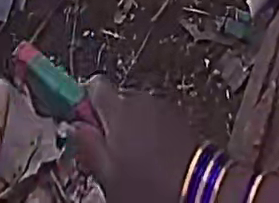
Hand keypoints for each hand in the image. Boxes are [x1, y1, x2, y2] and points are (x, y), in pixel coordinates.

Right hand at [70, 79, 200, 201]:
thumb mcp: (109, 177)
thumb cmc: (152, 189)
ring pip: (138, 112)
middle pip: (116, 100)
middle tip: (112, 156)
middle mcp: (139, 99)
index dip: (87, 106)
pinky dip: (154, 136)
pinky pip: (157, 121)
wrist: (204, 193)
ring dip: (134, 130)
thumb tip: (74, 128)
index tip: (85, 128)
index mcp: (117, 109)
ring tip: (138, 164)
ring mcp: (162, 107)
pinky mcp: (181, 120)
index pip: (93, 86)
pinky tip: (157, 163)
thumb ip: (87, 146)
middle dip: (112, 123)